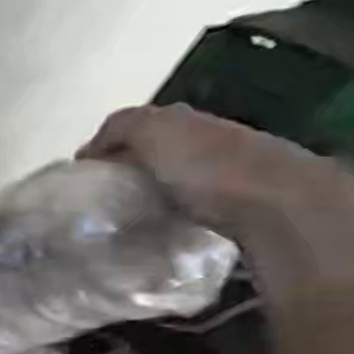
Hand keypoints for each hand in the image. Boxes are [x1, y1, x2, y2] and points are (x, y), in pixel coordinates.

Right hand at [78, 104, 353, 242]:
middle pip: (152, 154)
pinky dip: (160, 215)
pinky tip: (148, 232)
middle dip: (123, 173)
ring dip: (142, 196)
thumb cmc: (207, 164)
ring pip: (167, 180)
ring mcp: (219, 174)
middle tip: (94, 204)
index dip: (106, 150)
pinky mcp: (226, 205)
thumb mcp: (156, 132)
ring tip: (117, 223)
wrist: (272, 199)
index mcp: (184, 121)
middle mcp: (203, 140)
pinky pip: (180, 206)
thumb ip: (122, 128)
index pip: (135, 129)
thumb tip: (88, 150)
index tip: (82, 181)